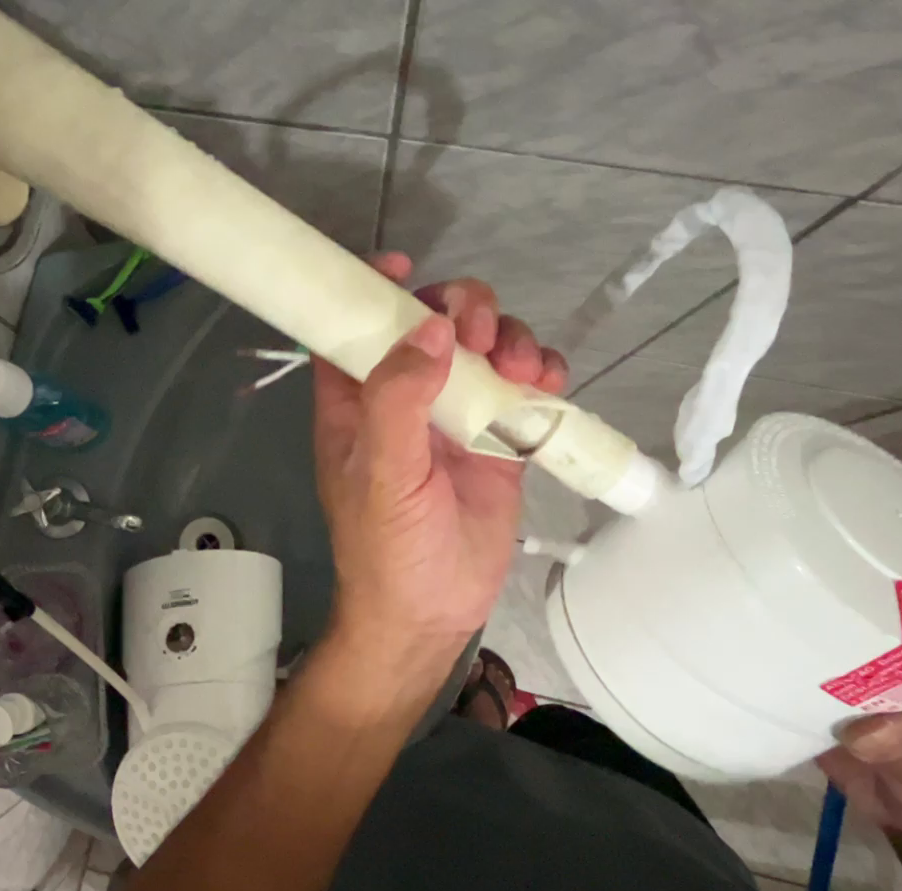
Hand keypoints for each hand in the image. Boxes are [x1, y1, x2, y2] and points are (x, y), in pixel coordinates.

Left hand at [312, 253, 566, 674]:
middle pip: (430, 323)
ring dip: (507, 338)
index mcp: (355, 402)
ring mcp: (453, 416)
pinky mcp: (497, 438)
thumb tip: (429, 330)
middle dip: (461, 310)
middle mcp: (402, 400)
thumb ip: (395, 401)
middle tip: (480, 335)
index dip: (374, 289)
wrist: (430, 613)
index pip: (354, 327)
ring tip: (521, 369)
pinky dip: (540, 374)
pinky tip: (547, 386)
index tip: (405, 267)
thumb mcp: (381, 475)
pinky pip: (522, 386)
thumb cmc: (388, 548)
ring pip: (482, 347)